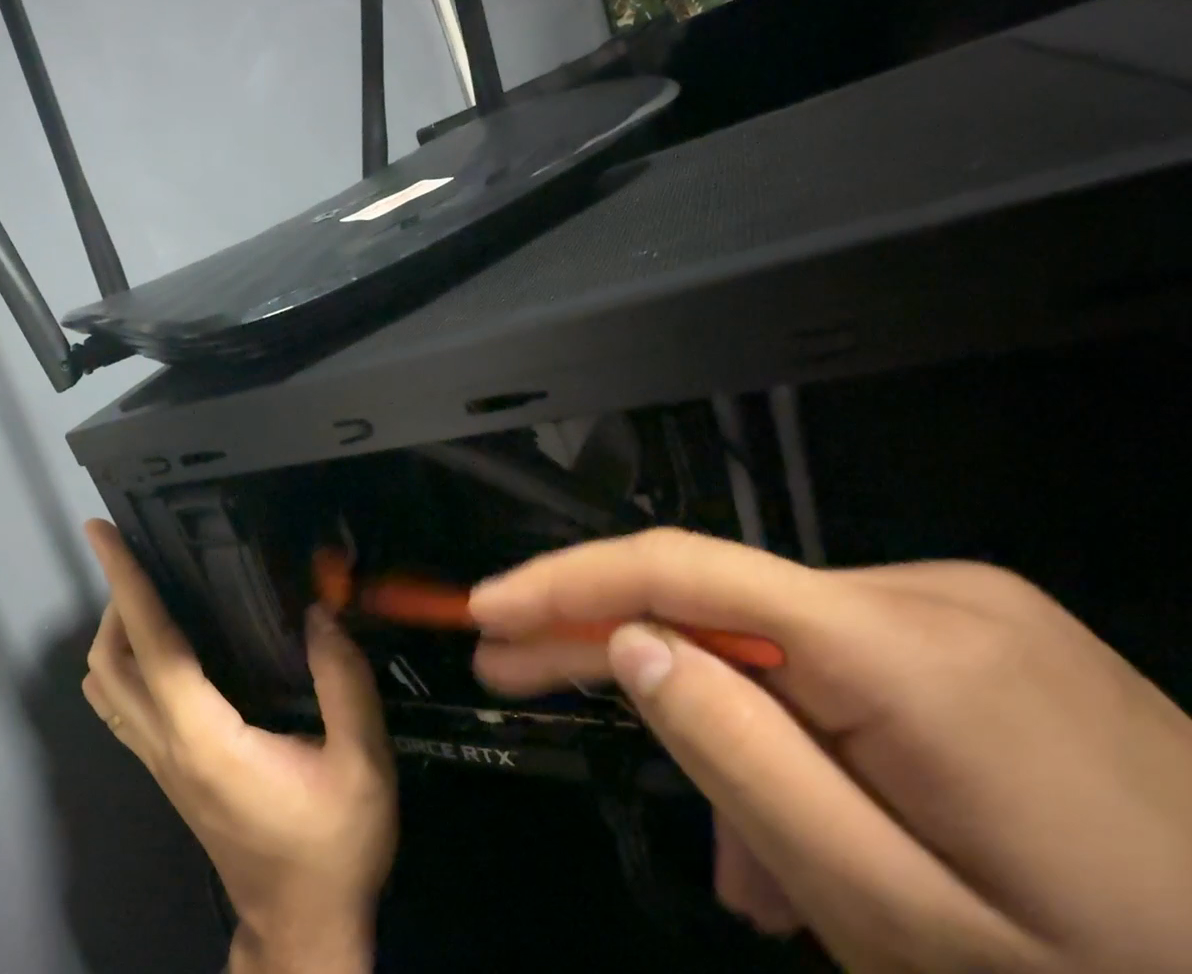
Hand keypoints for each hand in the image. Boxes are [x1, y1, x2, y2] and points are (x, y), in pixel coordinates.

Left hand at [81, 520, 395, 973]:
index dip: (125, 583)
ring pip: (104, 689)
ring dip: (113, 636)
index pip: (151, 645)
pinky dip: (124, 667)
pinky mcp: (166, 774)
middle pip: (108, 662)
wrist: (302, 920)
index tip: (101, 535)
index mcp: (205, 738)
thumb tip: (320, 614)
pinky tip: (161, 653)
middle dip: (114, 602)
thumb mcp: (362, 764)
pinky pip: (121, 709)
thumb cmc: (331, 848)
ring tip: (150, 599)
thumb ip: (344, 682)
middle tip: (143, 560)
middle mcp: (167, 746)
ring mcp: (159, 764)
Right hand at [470, 527, 1191, 972]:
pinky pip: (841, 670)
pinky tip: (810, 827)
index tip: (484, 610)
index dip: (564, 583)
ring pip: (778, 650)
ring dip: (724, 729)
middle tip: (514, 675)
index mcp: (911, 649)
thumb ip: (740, 759)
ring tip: (743, 865)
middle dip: (609, 644)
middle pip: (719, 604)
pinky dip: (792, 734)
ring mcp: (974, 620)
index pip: (683, 572)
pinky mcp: (992, 651)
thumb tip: (632, 645)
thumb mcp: (884, 904)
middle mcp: (938, 600)